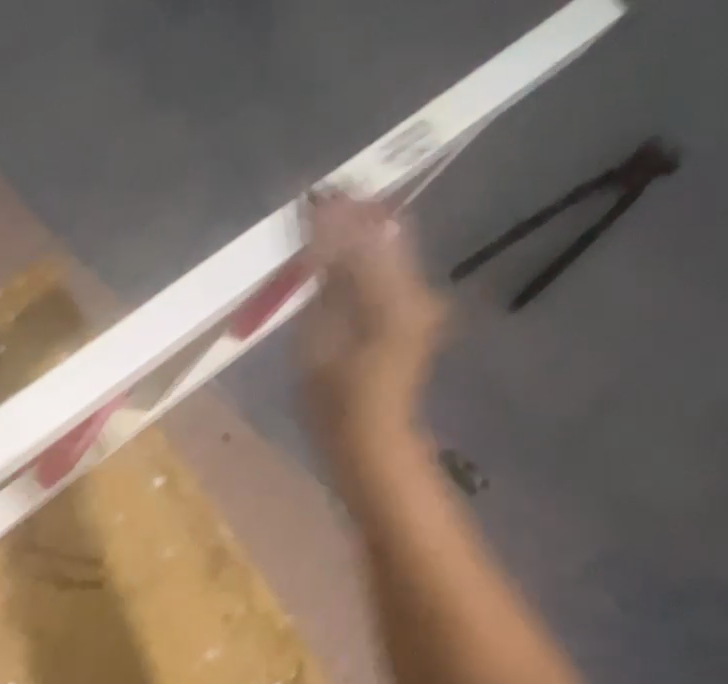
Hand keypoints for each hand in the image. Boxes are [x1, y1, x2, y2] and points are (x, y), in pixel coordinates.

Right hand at [298, 190, 444, 440]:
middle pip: (383, 236)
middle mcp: (417, 290)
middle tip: (311, 210)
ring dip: (353, 240)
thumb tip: (324, 219)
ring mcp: (419, 304)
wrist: (369, 442)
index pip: (368, 232)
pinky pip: (385, 275)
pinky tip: (334, 267)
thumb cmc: (335, 398)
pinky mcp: (412, 316)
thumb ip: (326, 272)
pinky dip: (359, 265)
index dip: (340, 210)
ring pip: (385, 253)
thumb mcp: (318, 334)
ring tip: (317, 234)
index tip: (309, 196)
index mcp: (394, 294)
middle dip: (348, 219)